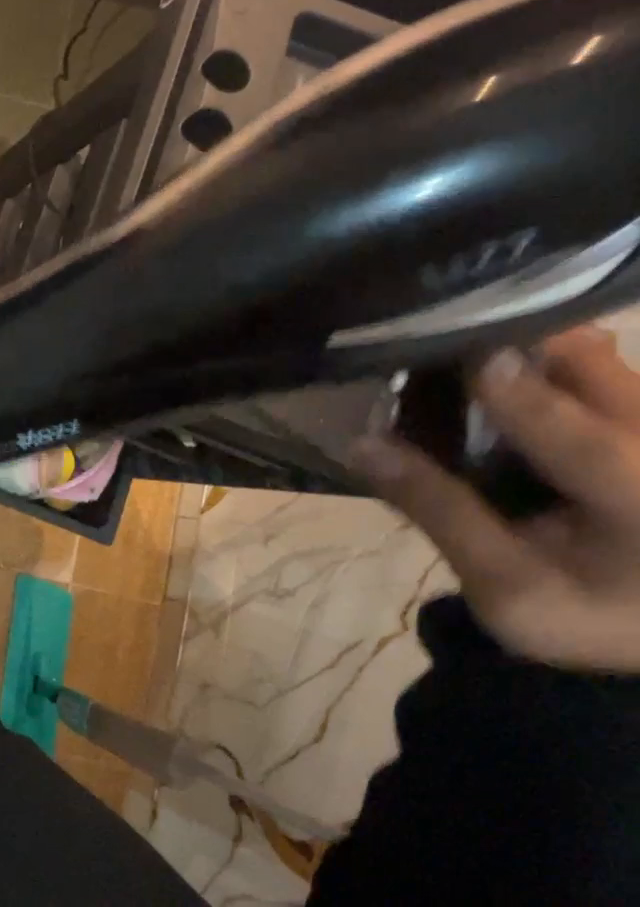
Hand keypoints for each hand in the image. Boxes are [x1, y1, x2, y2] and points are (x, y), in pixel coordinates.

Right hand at [353, 326, 639, 673]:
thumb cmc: (585, 617)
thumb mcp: (506, 586)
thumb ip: (439, 513)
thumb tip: (360, 445)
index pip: (585, 442)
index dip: (523, 397)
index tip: (468, 354)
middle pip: (597, 372)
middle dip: (517, 347)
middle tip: (435, 342)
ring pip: (600, 361)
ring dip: (525, 352)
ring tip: (451, 356)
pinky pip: (598, 373)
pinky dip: (540, 366)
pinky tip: (489, 376)